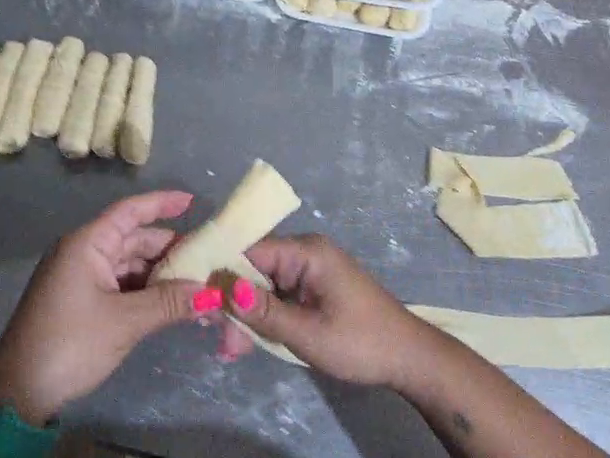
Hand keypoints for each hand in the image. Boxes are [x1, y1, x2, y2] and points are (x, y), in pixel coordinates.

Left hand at [0, 190, 221, 423]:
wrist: (19, 389)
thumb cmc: (71, 343)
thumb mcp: (124, 322)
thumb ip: (168, 303)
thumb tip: (210, 293)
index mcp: (87, 243)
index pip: (130, 211)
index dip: (161, 203)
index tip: (192, 201)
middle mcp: (83, 252)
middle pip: (133, 239)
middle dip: (170, 250)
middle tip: (209, 262)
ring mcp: (80, 277)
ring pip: (129, 264)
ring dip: (160, 275)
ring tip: (198, 288)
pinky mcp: (80, 300)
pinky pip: (119, 284)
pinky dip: (145, 292)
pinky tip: (171, 305)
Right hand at [221, 233, 440, 389]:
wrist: (410, 359)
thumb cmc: (361, 343)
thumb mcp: (308, 333)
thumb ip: (264, 311)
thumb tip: (222, 289)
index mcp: (306, 251)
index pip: (250, 250)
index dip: (222, 272)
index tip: (199, 299)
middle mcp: (306, 251)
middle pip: (254, 266)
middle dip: (233, 299)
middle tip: (219, 338)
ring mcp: (311, 269)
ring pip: (263, 282)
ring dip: (247, 311)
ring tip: (232, 347)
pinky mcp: (314, 286)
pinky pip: (279, 292)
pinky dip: (264, 313)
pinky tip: (250, 338)